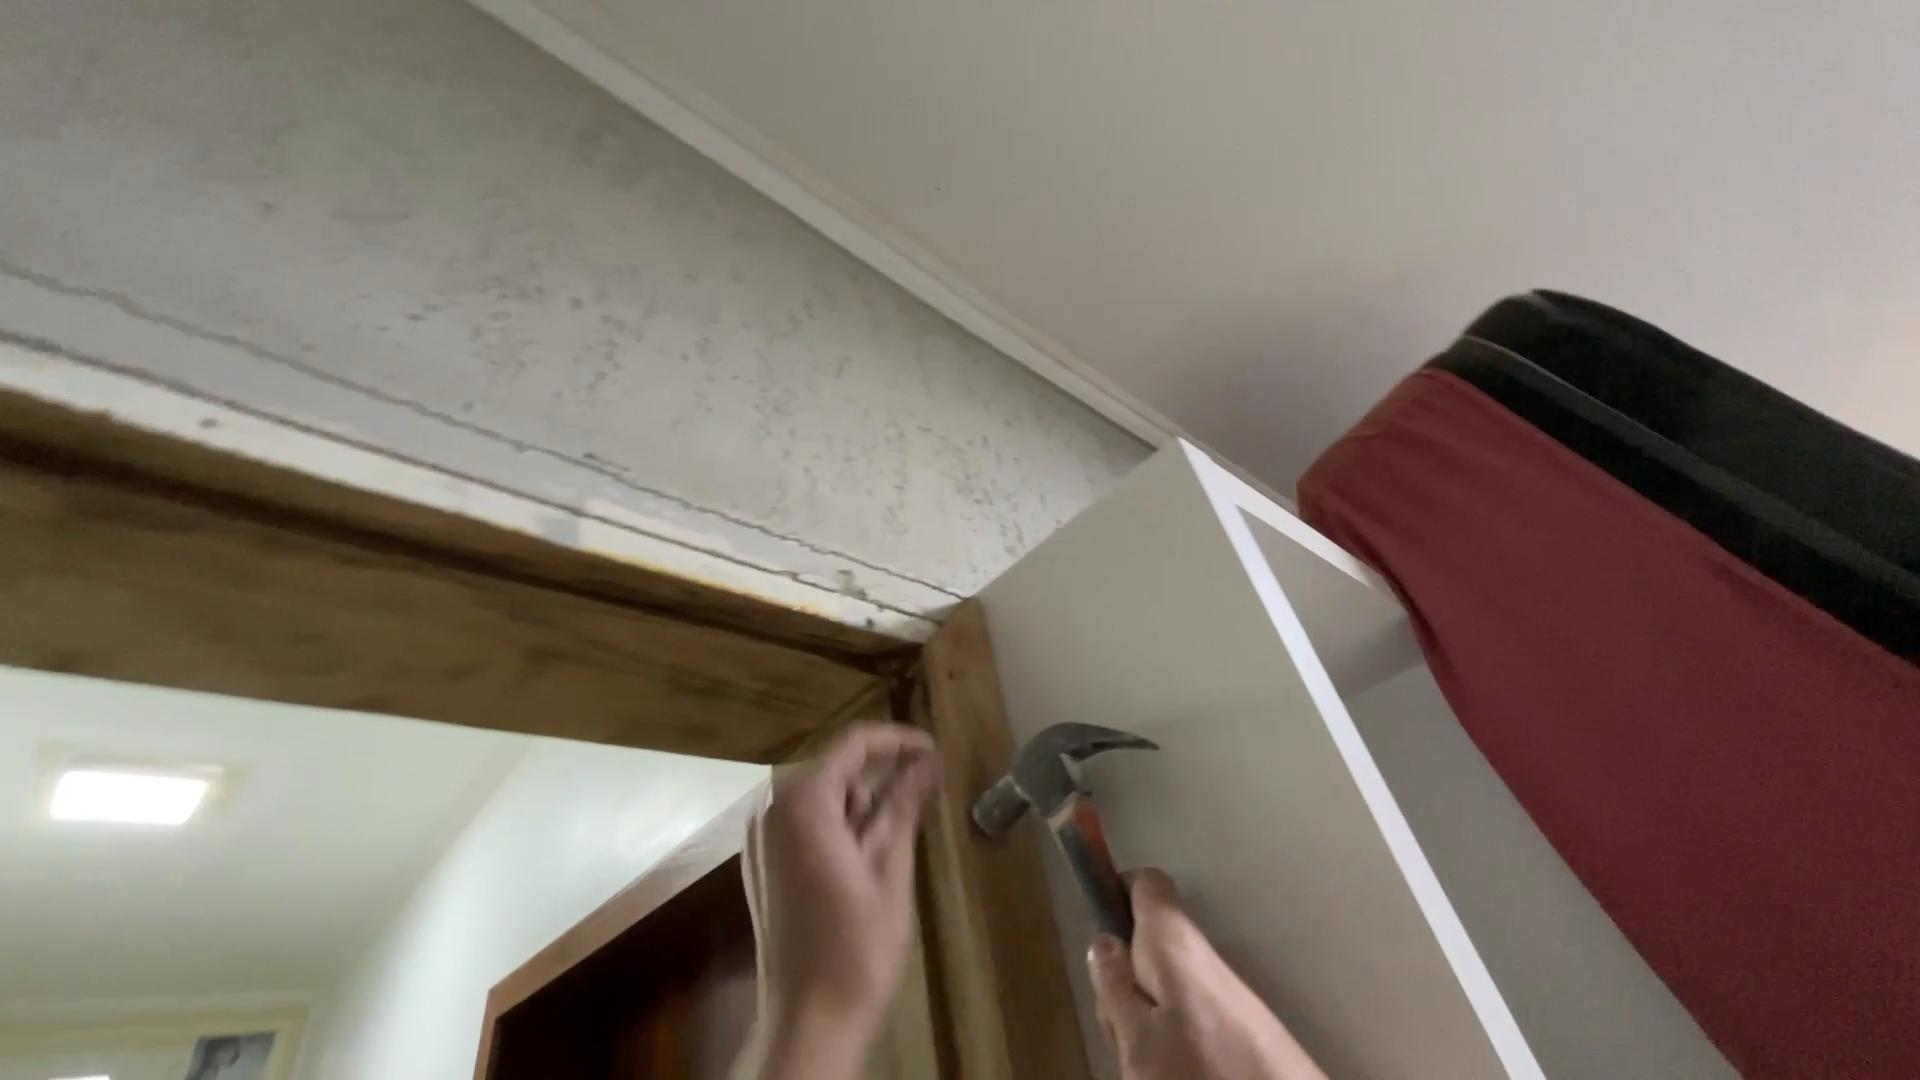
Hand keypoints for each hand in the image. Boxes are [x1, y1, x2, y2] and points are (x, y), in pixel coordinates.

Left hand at [748, 723, 937, 1073]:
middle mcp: (771, 810)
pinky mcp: (761, 863)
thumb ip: (903, 806)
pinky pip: (804, 822)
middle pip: (835, 769)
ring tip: (894, 845)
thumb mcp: (891, 871)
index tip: (934, 751)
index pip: (853, 744)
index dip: (897, 741)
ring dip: (861, 806)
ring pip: (821, 796)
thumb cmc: (856, 949)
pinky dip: (838, 825)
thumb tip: (926, 762)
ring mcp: (760, 838)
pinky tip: (865, 860)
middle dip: (880, 779)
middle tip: (923, 802)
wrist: (807, 1023)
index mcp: (802, 804)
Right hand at [1088, 869, 1325, 1079]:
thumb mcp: (1137, 1041)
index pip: (1146, 883)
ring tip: (1146, 1068)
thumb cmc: (1200, 1079)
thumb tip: (1103, 940)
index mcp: (1174, 942)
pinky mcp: (1246, 1034)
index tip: (1099, 935)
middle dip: (1125, 978)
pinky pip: (1193, 1020)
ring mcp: (1229, 997)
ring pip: (1169, 989)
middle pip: (1150, 944)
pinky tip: (1174, 1076)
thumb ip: (1114, 987)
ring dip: (1147, 1022)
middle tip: (1119, 1031)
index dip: (1116, 894)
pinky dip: (1175, 1046)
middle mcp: (1206, 957)